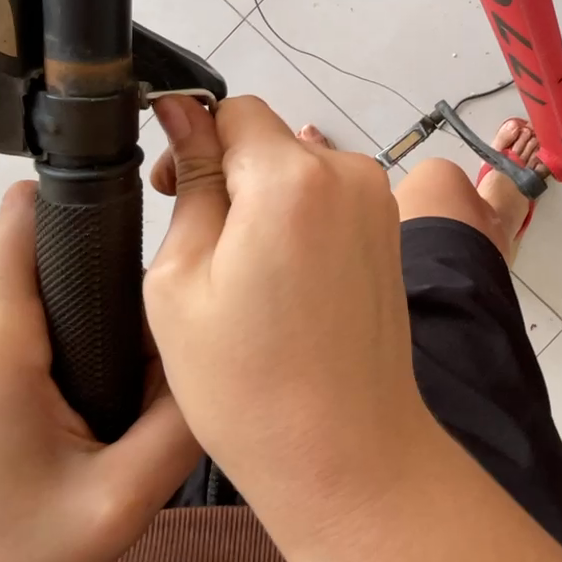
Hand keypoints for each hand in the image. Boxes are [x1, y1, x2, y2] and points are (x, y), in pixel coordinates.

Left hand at [0, 182, 200, 561]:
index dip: (93, 184)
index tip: (159, 188)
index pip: (33, 210)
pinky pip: (55, 317)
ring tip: (176, 319)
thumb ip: (179, 427)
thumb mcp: (113, 501)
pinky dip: (99, 324)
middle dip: (129, 243)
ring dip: (118, 289)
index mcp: (4, 331)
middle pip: (61, 239)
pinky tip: (138, 368)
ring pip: (63, 280)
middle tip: (194, 270)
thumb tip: (224, 362)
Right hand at [142, 97, 440, 539]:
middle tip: (203, 246)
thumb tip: (182, 110)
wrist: (349, 451)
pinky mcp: (389, 227)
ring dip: (264, 199)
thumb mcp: (182, 280)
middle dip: (228, 174)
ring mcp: (378, 199)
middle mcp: (348, 172)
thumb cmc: (250, 384)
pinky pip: (329, 196)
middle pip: (268, 138)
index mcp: (291, 178)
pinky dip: (299, 219)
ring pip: (298, 168)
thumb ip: (189, 182)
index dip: (193, 138)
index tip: (171, 185)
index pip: (234, 109)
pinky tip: (285, 280)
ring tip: (246, 275)